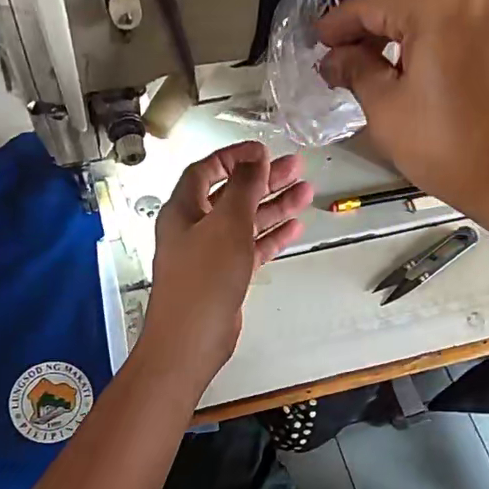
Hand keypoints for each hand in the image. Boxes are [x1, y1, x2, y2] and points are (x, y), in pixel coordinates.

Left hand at [143, 141, 311, 375]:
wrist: (192, 338)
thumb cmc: (203, 279)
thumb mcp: (227, 224)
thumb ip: (242, 187)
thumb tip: (254, 158)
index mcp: (183, 210)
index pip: (206, 170)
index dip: (234, 156)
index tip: (263, 150)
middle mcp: (193, 229)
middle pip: (230, 194)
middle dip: (263, 180)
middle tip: (296, 168)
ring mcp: (208, 254)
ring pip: (244, 222)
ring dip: (273, 207)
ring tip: (305, 193)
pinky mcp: (223, 276)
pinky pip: (249, 248)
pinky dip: (270, 237)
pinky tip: (293, 227)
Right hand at [318, 0, 488, 263]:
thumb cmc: (465, 150)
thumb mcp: (388, 112)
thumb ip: (356, 71)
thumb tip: (340, 57)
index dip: (341, 24)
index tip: (324, 42)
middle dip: (379, 25)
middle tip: (351, 60)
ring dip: (416, 26)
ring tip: (394, 67)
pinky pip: (482, 8)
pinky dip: (454, 29)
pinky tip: (436, 62)